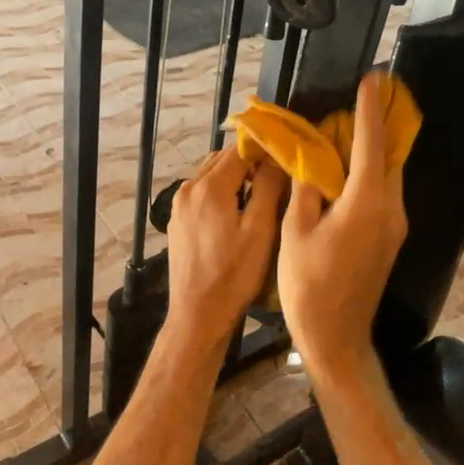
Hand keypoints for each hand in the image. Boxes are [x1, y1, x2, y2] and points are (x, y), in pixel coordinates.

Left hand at [166, 146, 289, 343]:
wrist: (198, 314)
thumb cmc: (234, 275)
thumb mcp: (259, 231)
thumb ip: (268, 188)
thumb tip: (276, 158)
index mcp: (209, 187)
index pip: (239, 150)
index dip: (264, 150)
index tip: (286, 157)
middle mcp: (188, 189)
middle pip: (222, 160)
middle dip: (248, 162)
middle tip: (276, 178)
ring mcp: (178, 206)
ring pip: (210, 176)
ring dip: (233, 177)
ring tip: (259, 196)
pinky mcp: (177, 221)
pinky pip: (201, 194)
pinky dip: (219, 193)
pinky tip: (236, 214)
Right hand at [278, 74, 408, 375]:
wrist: (337, 337)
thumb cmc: (308, 286)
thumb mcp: (295, 231)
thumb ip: (306, 189)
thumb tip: (310, 161)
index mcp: (366, 203)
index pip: (371, 144)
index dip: (370, 110)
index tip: (373, 79)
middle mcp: (390, 209)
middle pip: (388, 155)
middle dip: (375, 125)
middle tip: (357, 101)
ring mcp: (395, 225)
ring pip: (388, 174)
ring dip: (371, 150)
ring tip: (345, 131)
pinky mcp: (390, 238)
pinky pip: (384, 192)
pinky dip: (369, 173)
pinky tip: (347, 171)